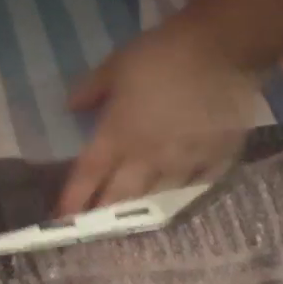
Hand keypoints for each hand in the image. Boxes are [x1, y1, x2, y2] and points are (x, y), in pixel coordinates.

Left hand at [58, 13, 259, 214]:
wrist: (220, 50)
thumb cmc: (160, 54)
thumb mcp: (115, 66)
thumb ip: (91, 91)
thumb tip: (69, 108)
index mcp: (118, 133)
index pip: (89, 173)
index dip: (74, 197)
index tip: (61, 219)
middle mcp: (148, 157)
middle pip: (121, 195)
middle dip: (104, 215)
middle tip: (93, 233)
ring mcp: (184, 163)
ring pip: (157, 198)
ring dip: (140, 213)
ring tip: (130, 229)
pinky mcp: (216, 161)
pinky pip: (194, 189)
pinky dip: (180, 199)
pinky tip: (176, 207)